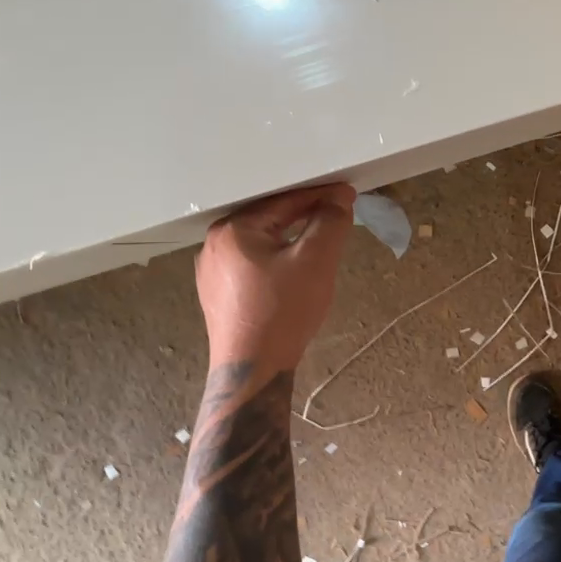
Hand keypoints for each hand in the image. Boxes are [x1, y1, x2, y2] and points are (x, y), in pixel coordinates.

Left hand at [196, 182, 356, 373]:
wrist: (254, 367)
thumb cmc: (284, 310)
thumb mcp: (316, 261)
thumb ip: (330, 223)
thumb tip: (339, 199)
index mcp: (233, 229)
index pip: (284, 201)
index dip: (320, 196)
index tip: (348, 194)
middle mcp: (215, 244)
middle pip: (269, 219)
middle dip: (305, 215)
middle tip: (338, 215)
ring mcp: (213, 270)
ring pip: (261, 241)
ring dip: (291, 237)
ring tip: (320, 240)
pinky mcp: (218, 293)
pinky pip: (253, 262)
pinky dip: (277, 257)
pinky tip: (294, 269)